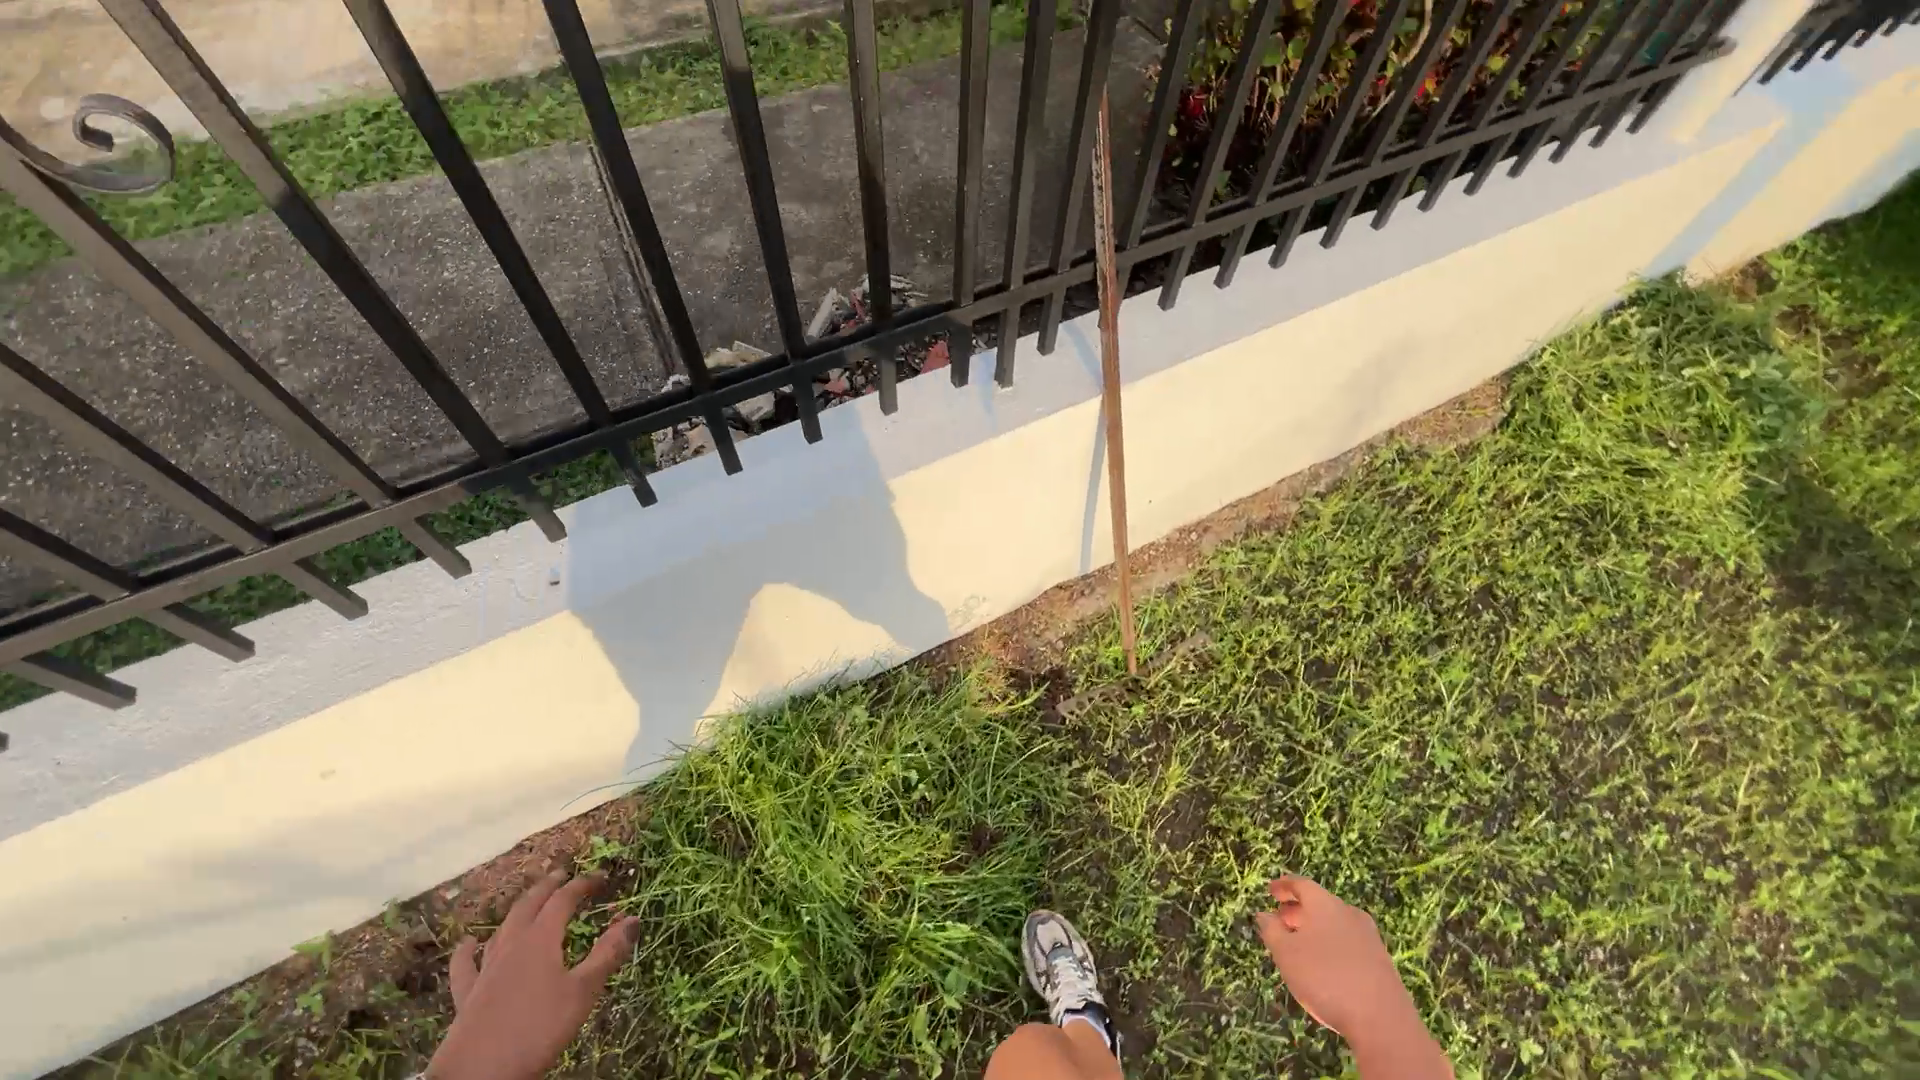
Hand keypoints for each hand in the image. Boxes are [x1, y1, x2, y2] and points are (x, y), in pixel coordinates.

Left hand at [427, 870, 640, 1079]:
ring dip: (517, 910)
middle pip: (529, 906)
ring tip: (527, 901)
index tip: (601, 877)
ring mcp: (485, 970)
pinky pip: (465, 965)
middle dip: (547, 888)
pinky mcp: (467, 996)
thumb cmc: (536, 1029)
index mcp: (540, 940)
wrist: (477, 1075)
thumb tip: (633, 918)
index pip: (563, 901)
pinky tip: (468, 943)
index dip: (582, 885)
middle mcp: (511, 946)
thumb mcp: (582, 992)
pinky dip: (467, 950)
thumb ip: (607, 954)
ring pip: (502, 929)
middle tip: (561, 874)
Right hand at [1254, 877, 1450, 1078]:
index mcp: (1325, 904)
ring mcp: (1369, 938)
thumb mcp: (1285, 953)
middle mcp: (1349, 914)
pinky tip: (1324, 966)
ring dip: (1314, 929)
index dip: (1284, 886)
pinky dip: (1330, 945)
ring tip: (1299, 946)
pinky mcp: (1380, 961)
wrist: (1382, 1020)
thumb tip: (1264, 914)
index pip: (1302, 885)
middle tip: (1280, 920)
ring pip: (1335, 924)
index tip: (1271, 891)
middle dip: (1298, 910)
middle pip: (1320, 904)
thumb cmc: (1325, 977)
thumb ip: (1271, 930)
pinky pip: (1348, 942)